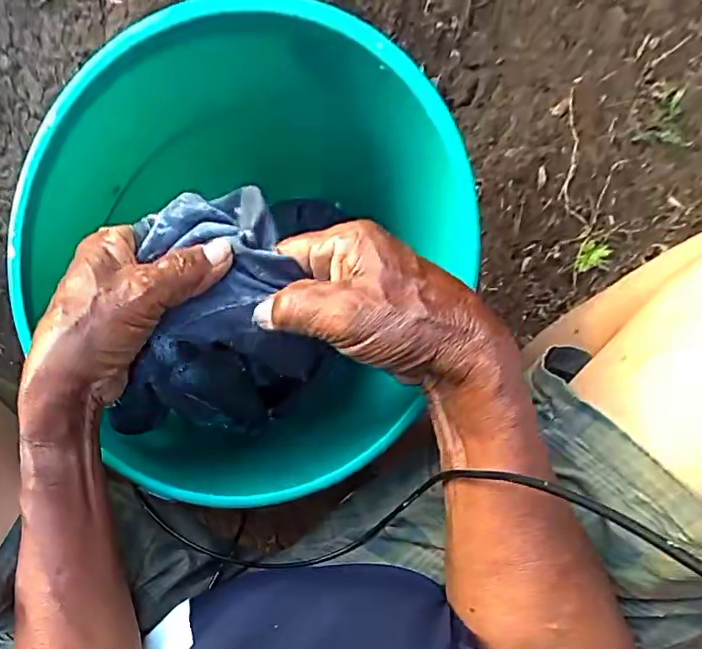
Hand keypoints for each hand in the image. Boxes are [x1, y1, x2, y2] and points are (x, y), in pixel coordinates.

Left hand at [22, 226, 232, 409]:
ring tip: (227, 300)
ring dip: (194, 302)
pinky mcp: (135, 334)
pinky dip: (185, 324)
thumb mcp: (141, 291)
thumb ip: (183, 271)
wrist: (73, 386)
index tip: (225, 249)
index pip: (159, 230)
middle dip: (197, 274)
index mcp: (108, 247)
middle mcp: (116, 271)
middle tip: (233, 277)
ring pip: (170, 296)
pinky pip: (167, 322)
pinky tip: (208, 323)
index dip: (191, 239)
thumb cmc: (92, 329)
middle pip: (167, 266)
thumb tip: (224, 250)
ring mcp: (126, 305)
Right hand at [254, 221, 518, 391]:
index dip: (263, 278)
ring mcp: (365, 282)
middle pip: (299, 273)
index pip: (287, 251)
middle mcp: (357, 254)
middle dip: (279, 299)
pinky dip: (317, 327)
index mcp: (348, 241)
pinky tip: (308, 343)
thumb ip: (294, 308)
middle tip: (260, 327)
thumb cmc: (412, 324)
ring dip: (299, 317)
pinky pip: (332, 312)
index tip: (243, 305)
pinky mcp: (372, 309)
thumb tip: (259, 312)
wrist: (457, 354)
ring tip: (279, 337)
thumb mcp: (342, 313)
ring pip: (314, 296)